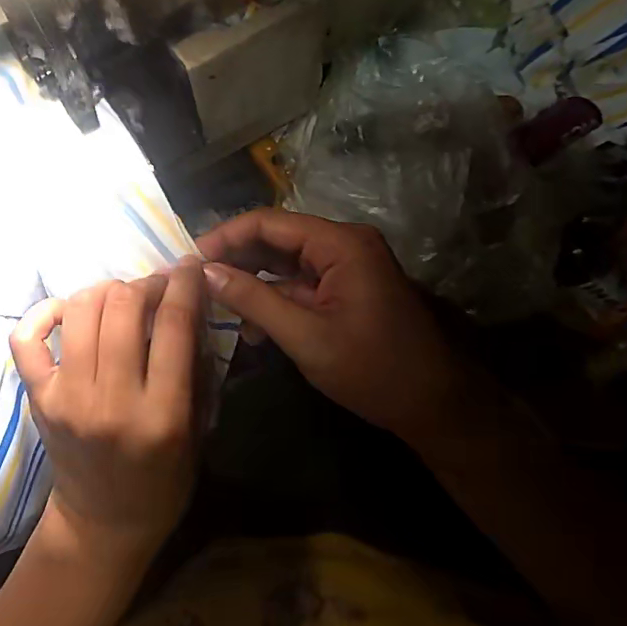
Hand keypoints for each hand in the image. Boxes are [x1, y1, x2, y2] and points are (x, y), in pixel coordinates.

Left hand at [8, 258, 205, 565]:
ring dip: (104, 291)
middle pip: (122, 307)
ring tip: (117, 300)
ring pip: (80, 310)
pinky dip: (45, 313)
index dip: (184, 283)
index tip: (189, 266)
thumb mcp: (197, 430)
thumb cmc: (162, 480)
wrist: (103, 523)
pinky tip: (68, 312)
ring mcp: (67, 398)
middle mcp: (111, 401)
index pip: (174, 324)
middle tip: (153, 289)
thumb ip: (195, 368)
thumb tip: (188, 302)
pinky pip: (28, 337)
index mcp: (162, 413)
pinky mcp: (38, 399)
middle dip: (144, 284)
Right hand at [196, 209, 477, 443]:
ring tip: (215, 304)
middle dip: (235, 258)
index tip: (189, 258)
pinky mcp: (346, 288)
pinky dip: (273, 297)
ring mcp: (347, 265)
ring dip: (251, 280)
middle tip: (196, 281)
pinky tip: (251, 325)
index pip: (267, 222)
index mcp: (340, 244)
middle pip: (275, 238)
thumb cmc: (373, 369)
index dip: (224, 236)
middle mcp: (343, 244)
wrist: (436, 403)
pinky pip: (300, 281)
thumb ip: (253, 300)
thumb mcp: (305, 336)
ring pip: (284, 261)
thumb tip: (205, 272)